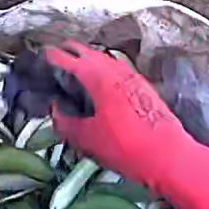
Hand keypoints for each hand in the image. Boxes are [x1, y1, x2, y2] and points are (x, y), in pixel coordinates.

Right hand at [10, 42, 208, 208]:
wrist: (173, 159)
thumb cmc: (126, 147)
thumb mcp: (87, 139)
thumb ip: (65, 122)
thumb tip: (55, 109)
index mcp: (95, 76)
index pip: (63, 57)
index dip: (46, 57)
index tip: (35, 60)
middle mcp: (113, 68)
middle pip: (83, 50)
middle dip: (65, 52)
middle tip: (51, 62)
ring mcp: (130, 74)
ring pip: (101, 57)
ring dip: (85, 59)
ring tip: (72, 71)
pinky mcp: (142, 85)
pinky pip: (114, 68)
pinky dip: (101, 69)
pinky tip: (98, 85)